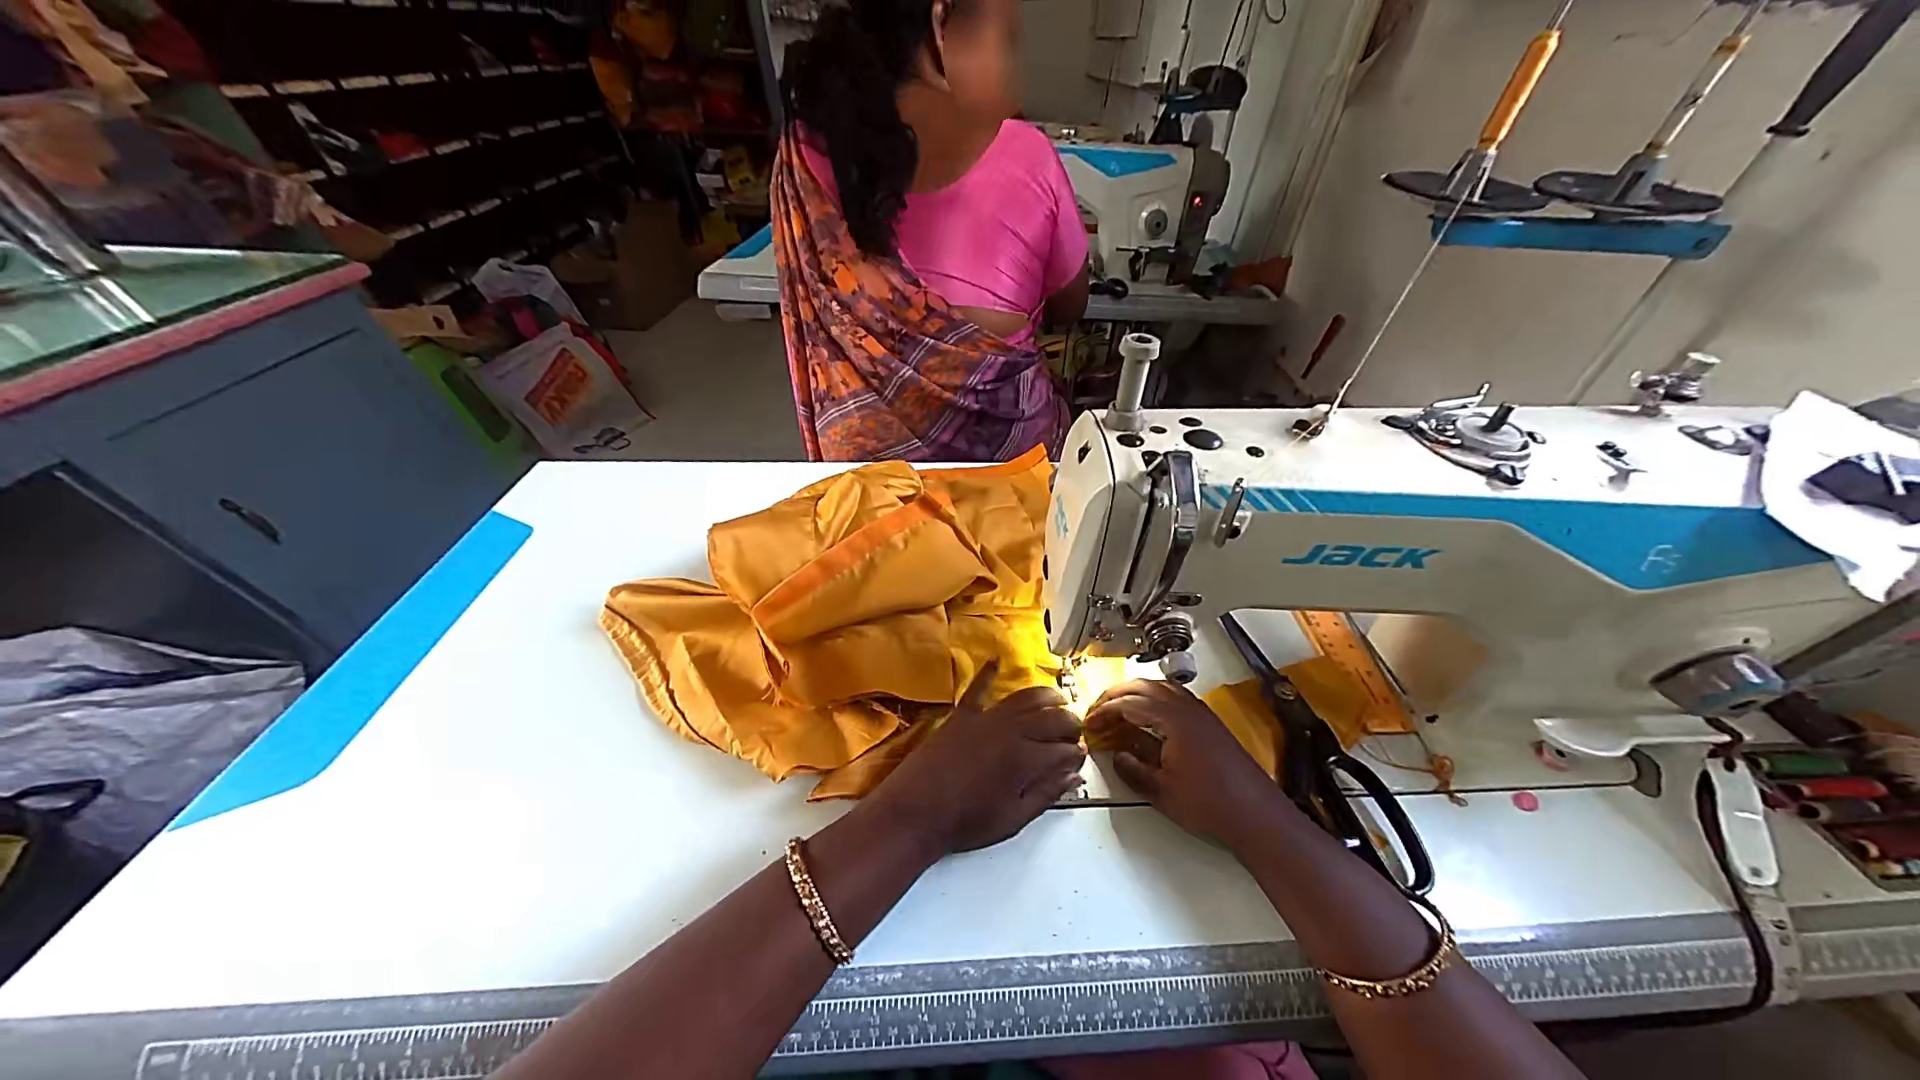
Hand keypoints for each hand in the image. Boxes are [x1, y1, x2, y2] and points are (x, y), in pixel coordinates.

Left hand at [869, 663, 1085, 854]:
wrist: (915, 811)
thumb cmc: (965, 822)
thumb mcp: (1014, 818)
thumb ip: (1046, 794)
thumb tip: (1074, 776)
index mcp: (1027, 759)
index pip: (1066, 750)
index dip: (1077, 754)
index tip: (1078, 760)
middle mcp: (1012, 731)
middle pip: (1053, 718)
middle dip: (1071, 724)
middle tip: (1074, 733)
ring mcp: (985, 719)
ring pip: (1025, 697)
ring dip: (1046, 697)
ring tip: (1056, 700)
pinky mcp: (961, 715)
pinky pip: (978, 688)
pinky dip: (988, 673)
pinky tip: (996, 660)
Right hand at [1086, 679, 1288, 848]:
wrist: (1255, 815)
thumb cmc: (1216, 804)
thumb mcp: (1161, 792)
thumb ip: (1133, 770)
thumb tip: (1118, 758)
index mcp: (1174, 720)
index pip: (1129, 703)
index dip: (1105, 711)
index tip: (1091, 721)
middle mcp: (1189, 710)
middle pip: (1144, 686)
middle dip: (1116, 695)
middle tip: (1099, 708)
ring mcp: (1202, 715)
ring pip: (1161, 688)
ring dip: (1136, 693)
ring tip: (1119, 708)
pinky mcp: (1210, 724)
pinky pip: (1175, 698)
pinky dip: (1155, 699)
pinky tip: (1149, 717)